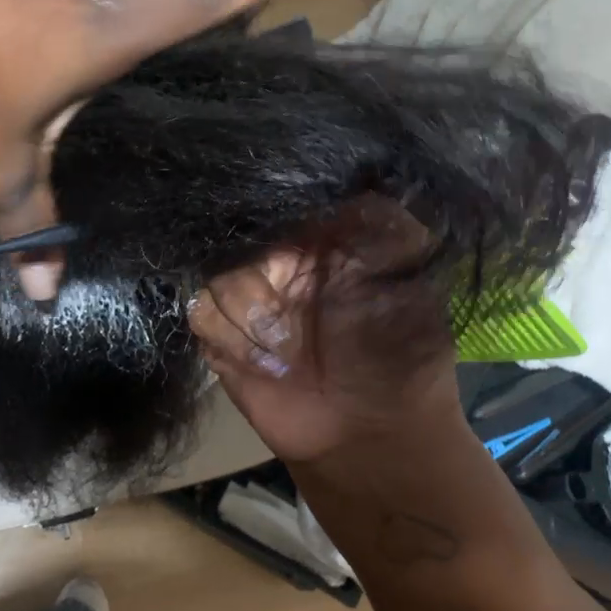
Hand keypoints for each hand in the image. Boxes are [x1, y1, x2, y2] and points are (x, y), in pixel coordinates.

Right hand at [189, 200, 464, 464]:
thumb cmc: (399, 354)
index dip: (279, 225)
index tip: (299, 254)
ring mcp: (246, 303)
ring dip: (253, 321)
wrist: (368, 434)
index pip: (276, 207)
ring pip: (215, 280)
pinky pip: (200, 315)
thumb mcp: (410, 275)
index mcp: (319, 244)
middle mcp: (277, 267)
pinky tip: (265, 367)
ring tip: (286, 355)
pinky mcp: (220, 339)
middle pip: (237, 242)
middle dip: (267, 281)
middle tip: (298, 315)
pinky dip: (231, 341)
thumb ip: (384, 223)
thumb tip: (348, 175)